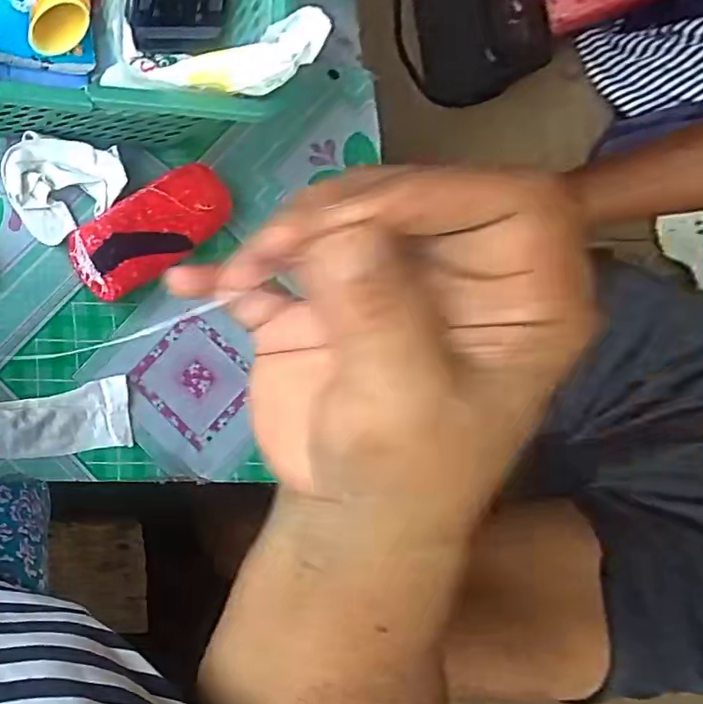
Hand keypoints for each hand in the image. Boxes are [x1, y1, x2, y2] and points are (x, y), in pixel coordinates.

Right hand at [167, 168, 596, 528]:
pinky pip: (267, 277)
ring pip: (328, 226)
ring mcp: (370, 288)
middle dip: (331, 213)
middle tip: (274, 246)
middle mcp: (445, 276)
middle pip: (400, 203)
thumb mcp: (402, 400)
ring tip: (234, 276)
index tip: (342, 223)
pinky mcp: (309, 310)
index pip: (500, 203)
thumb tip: (340, 233)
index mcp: (514, 293)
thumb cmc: (401, 469)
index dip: (426, 194)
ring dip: (273, 239)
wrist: (342, 509)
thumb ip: (378, 314)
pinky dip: (224, 276)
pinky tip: (188, 282)